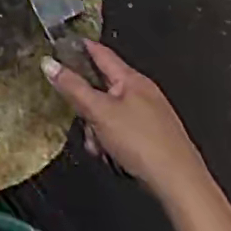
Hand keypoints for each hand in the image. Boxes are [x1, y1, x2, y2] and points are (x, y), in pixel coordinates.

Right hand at [43, 40, 212, 203]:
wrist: (181, 187)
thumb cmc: (142, 143)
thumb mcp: (98, 111)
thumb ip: (71, 86)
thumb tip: (48, 63)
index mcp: (132, 80)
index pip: (100, 52)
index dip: (78, 46)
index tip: (58, 43)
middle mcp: (143, 93)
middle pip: (101, 85)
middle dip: (83, 100)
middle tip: (75, 113)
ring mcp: (150, 115)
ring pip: (109, 109)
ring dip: (95, 124)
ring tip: (96, 144)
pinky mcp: (153, 136)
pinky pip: (121, 127)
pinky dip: (110, 137)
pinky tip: (109, 153)